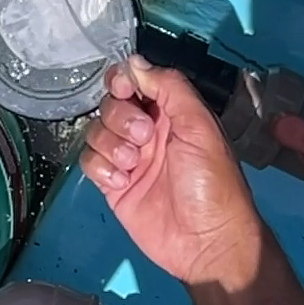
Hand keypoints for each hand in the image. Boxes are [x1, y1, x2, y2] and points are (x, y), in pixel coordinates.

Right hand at [79, 56, 264, 285]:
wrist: (206, 241)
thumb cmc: (213, 184)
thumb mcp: (200, 126)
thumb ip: (169, 88)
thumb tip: (135, 62)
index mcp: (172, 113)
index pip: (136, 81)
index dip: (124, 80)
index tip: (123, 88)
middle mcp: (149, 132)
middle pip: (111, 105)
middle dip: (120, 117)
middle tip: (143, 137)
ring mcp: (130, 159)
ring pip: (96, 132)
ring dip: (110, 144)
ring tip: (132, 164)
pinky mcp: (115, 185)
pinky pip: (90, 162)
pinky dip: (101, 168)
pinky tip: (121, 182)